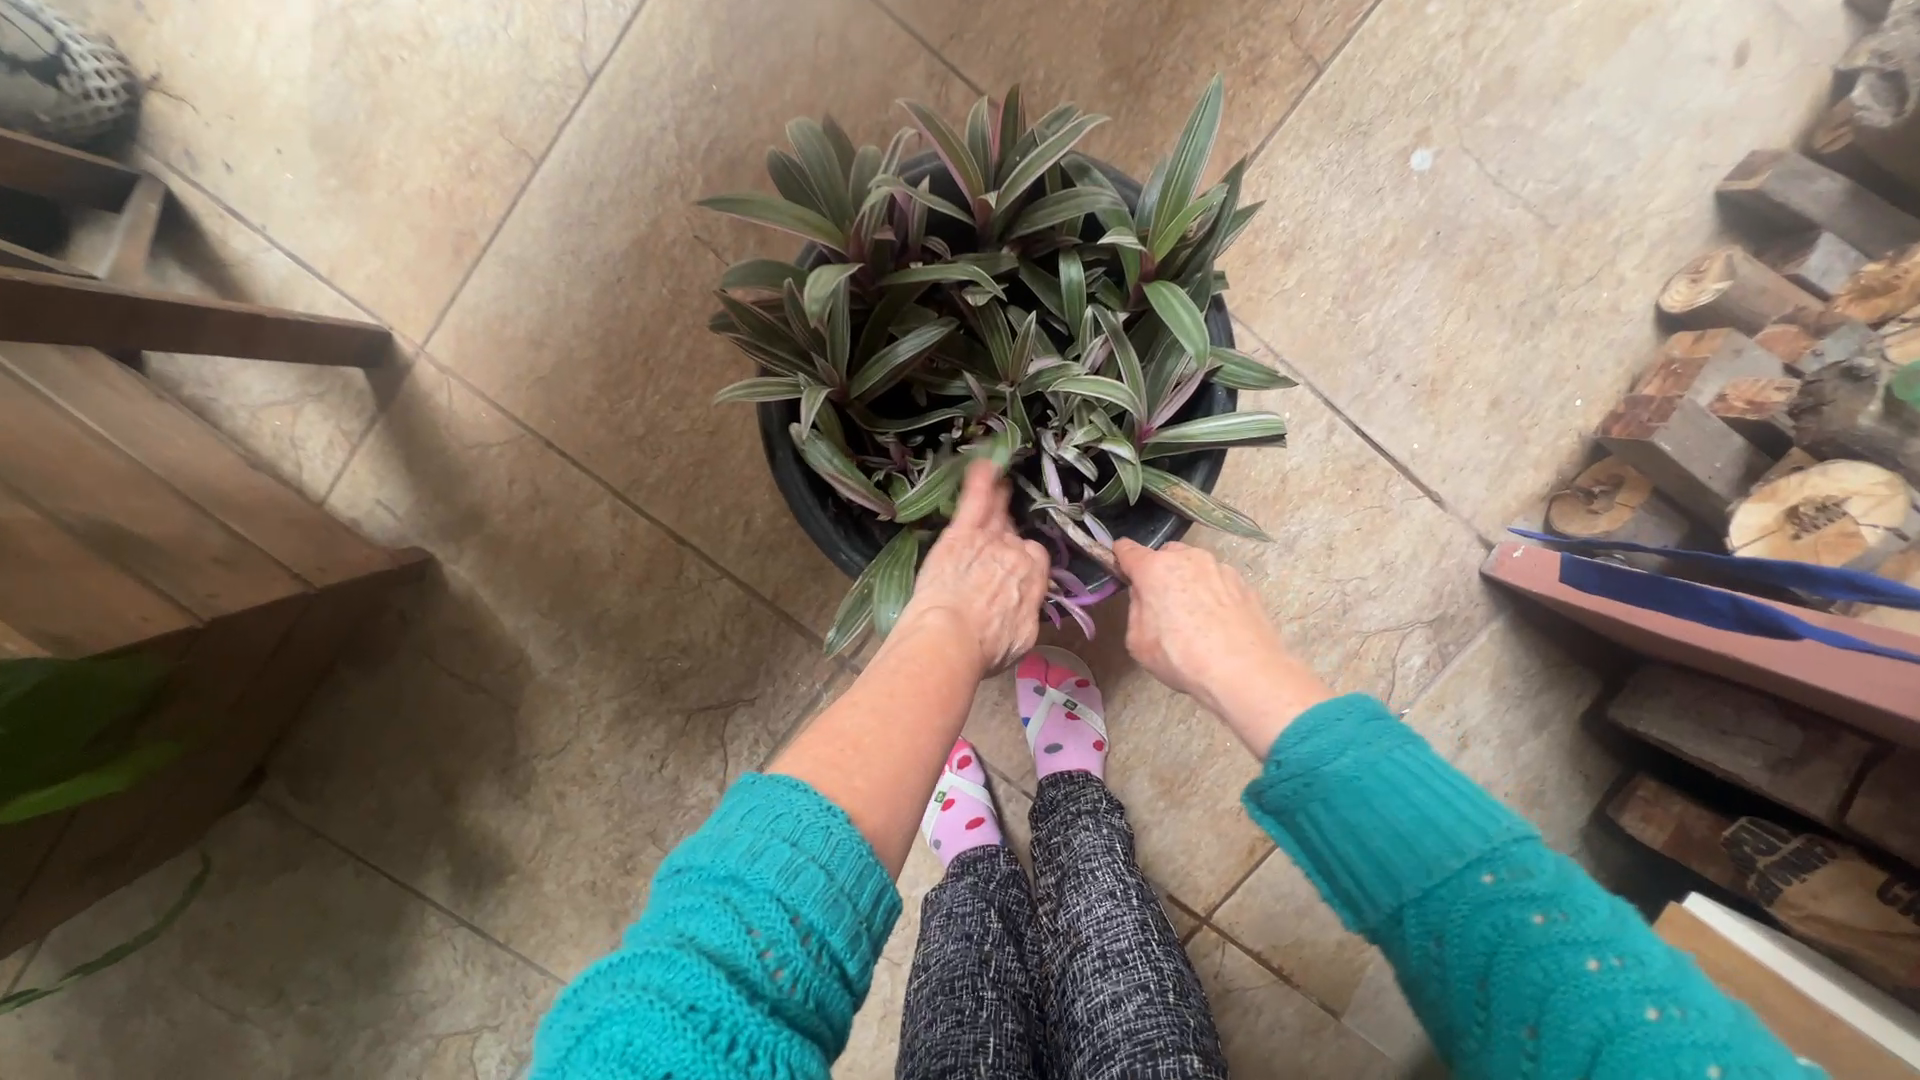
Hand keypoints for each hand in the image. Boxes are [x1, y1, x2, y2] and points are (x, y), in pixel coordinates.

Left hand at [891, 461, 1050, 676]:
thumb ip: (1027, 612)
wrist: (951, 635)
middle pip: (1013, 540)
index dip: (1022, 569)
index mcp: (1034, 578)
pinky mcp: (960, 533)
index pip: (1033, 563)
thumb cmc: (986, 646)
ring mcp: (987, 538)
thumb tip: (1025, 607)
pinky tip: (984, 463)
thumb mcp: (1023, 637)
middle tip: (995, 553)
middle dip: (1007, 543)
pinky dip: (980, 481)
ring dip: (1000, 501)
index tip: (1012, 577)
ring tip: (1002, 486)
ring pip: (996, 516)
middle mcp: (1015, 552)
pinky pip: (974, 500)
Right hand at [1114, 538, 1332, 755]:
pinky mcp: (1244, 584)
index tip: (1123, 571)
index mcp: (1154, 569)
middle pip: (1165, 555)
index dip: (1121, 559)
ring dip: (1188, 583)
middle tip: (1161, 604)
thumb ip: (1136, 609)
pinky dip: (1213, 595)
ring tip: (1195, 619)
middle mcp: (1188, 559)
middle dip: (1159, 573)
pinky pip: (1218, 583)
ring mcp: (1220, 568)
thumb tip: (1146, 598)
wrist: (1244, 671)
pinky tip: (1218, 624)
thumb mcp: (1138, 641)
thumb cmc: (1181, 657)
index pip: (1127, 549)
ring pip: (1195, 567)